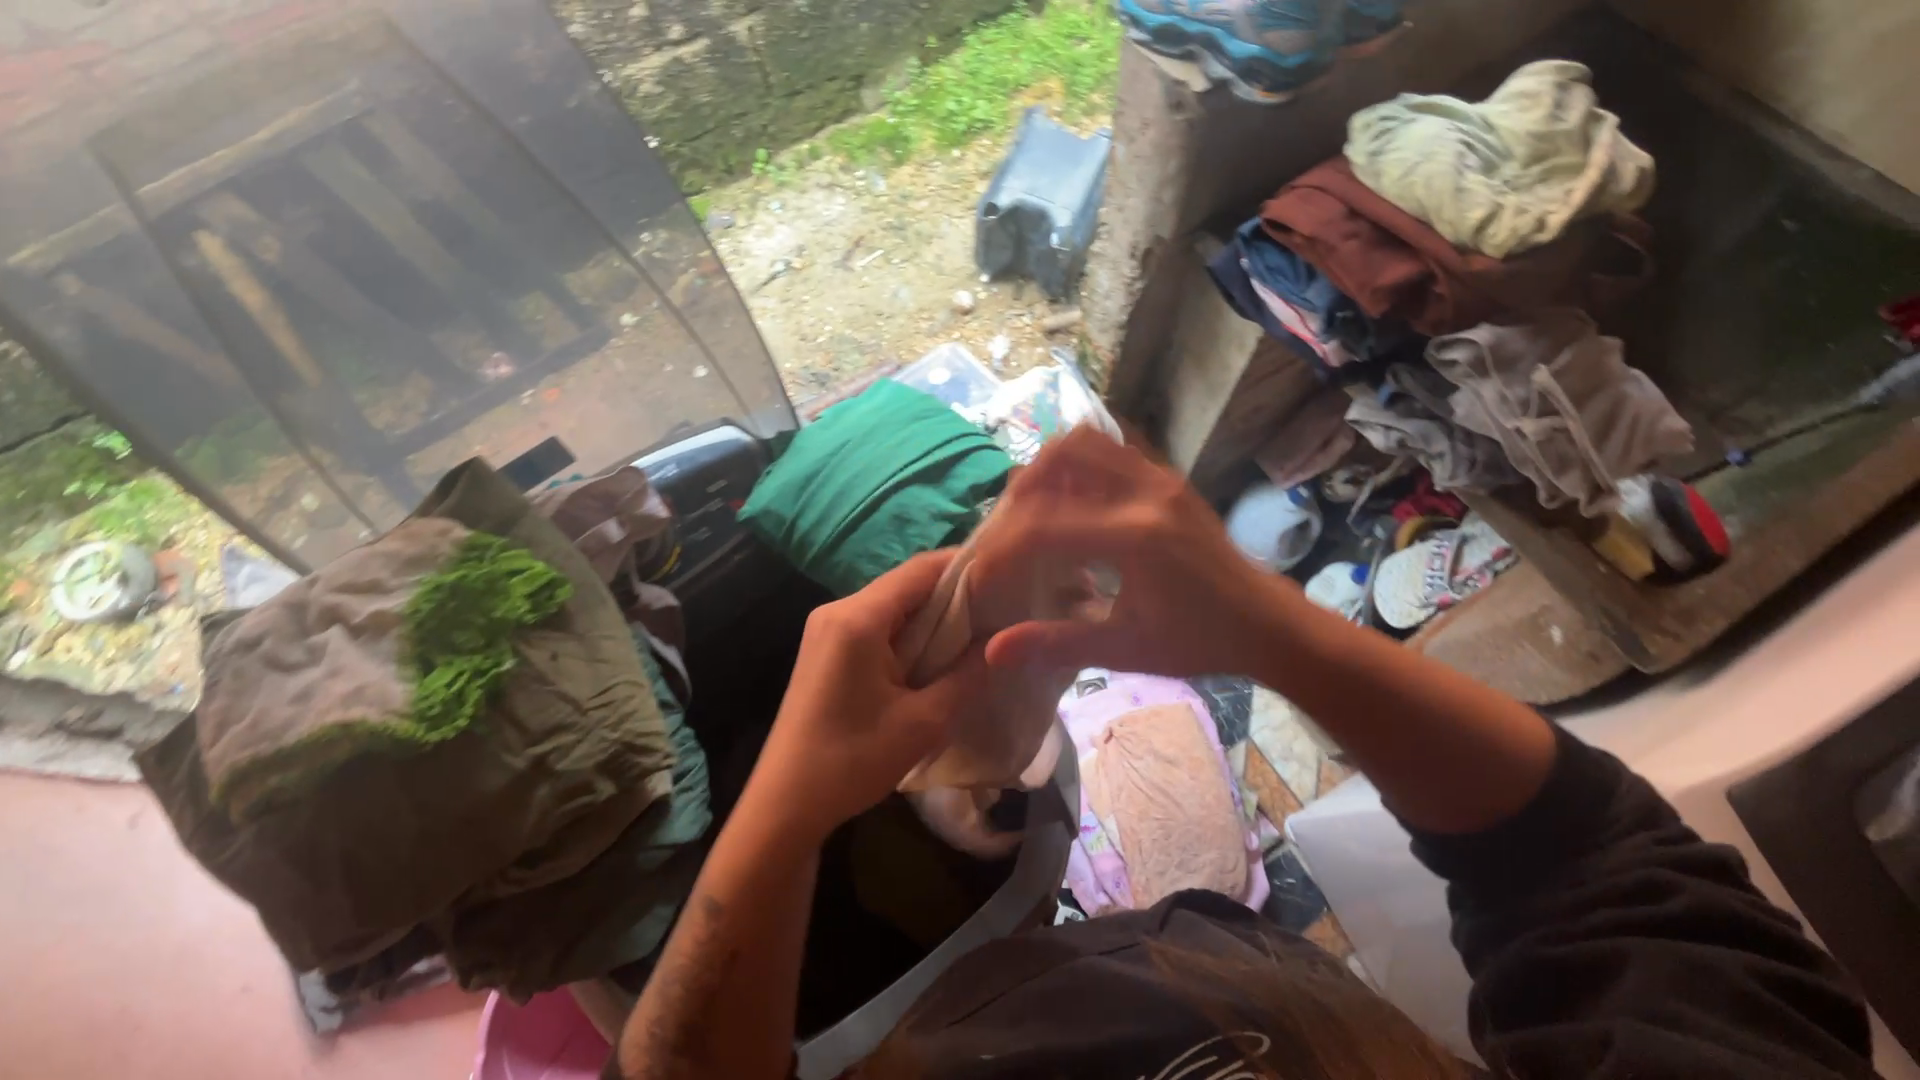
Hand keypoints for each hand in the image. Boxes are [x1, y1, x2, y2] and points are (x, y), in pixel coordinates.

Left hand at [744, 551, 986, 843]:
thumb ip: (967, 675)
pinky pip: (878, 628)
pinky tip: (940, 656)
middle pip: (907, 585)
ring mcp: (827, 630)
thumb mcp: (923, 722)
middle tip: (1004, 610)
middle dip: (956, 594)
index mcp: (858, 618)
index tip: (1011, 577)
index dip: (969, 567)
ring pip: (894, 607)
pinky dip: (911, 635)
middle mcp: (838, 610)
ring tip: (982, 634)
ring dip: (934, 618)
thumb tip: (1004, 642)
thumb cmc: (852, 761)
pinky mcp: (826, 651)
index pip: (922, 569)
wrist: (785, 806)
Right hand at [976, 428, 1313, 679]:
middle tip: (1010, 527)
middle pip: (1064, 453)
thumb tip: (991, 650)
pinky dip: (1083, 466)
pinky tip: (1076, 505)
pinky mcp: (1169, 478)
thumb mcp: (1125, 649)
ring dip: (1053, 468)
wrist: (1265, 623)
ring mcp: (1161, 479)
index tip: (985, 572)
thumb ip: (1057, 644)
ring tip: (1038, 512)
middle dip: (1025, 487)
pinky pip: (1114, 449)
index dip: (1004, 547)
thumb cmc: (1197, 642)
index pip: (1045, 524)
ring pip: (1090, 441)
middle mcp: (1147, 493)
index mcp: (1135, 537)